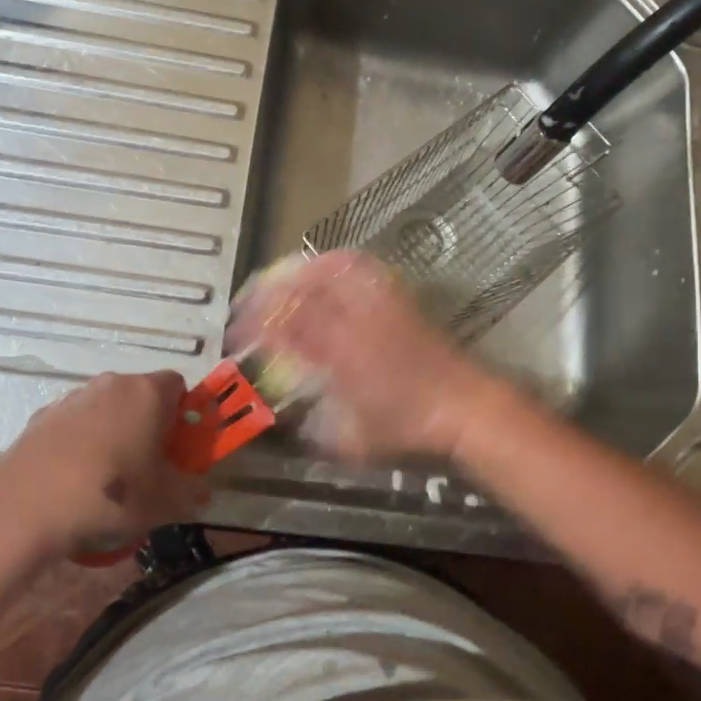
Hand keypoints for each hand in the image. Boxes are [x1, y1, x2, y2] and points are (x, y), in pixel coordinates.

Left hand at [0, 372, 207, 556]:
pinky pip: (75, 422)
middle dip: (148, 423)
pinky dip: (80, 442)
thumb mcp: (163, 503)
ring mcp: (74, 397)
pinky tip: (74, 479)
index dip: (182, 415)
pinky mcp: (42, 415)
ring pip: (106, 407)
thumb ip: (190, 492)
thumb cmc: (110, 496)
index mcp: (148, 393)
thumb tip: (201, 491)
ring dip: (113, 431)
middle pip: (141, 395)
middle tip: (147, 466)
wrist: (25, 509)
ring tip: (106, 477)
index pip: (179, 385)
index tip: (177, 448)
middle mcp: (112, 383)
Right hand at [231, 250, 509, 461]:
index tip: (238, 332)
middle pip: (301, 292)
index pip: (285, 327)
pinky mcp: (396, 295)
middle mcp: (353, 321)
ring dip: (295, 272)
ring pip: (327, 271)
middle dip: (267, 293)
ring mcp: (376, 303)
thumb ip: (318, 430)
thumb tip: (293, 424)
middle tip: (249, 301)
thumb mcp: (355, 439)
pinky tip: (323, 265)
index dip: (255, 325)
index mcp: (337, 354)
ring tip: (278, 278)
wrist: (463, 404)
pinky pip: (358, 266)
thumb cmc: (408, 426)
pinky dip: (333, 261)